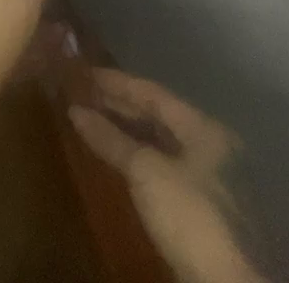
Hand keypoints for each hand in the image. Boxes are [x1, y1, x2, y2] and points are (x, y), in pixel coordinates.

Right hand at [70, 69, 264, 282]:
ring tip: (92, 122)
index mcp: (206, 131)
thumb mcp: (146, 172)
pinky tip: (117, 157)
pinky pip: (164, 165)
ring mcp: (211, 177)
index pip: (155, 94)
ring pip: (162, 142)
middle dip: (120, 106)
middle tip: (83, 95)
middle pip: (160, 117)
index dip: (117, 82)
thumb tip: (75, 110)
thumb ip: (111, 139)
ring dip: (127, 131)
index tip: (84, 72)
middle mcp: (213, 148)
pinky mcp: (203, 204)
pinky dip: (138, 155)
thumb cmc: (191, 215)